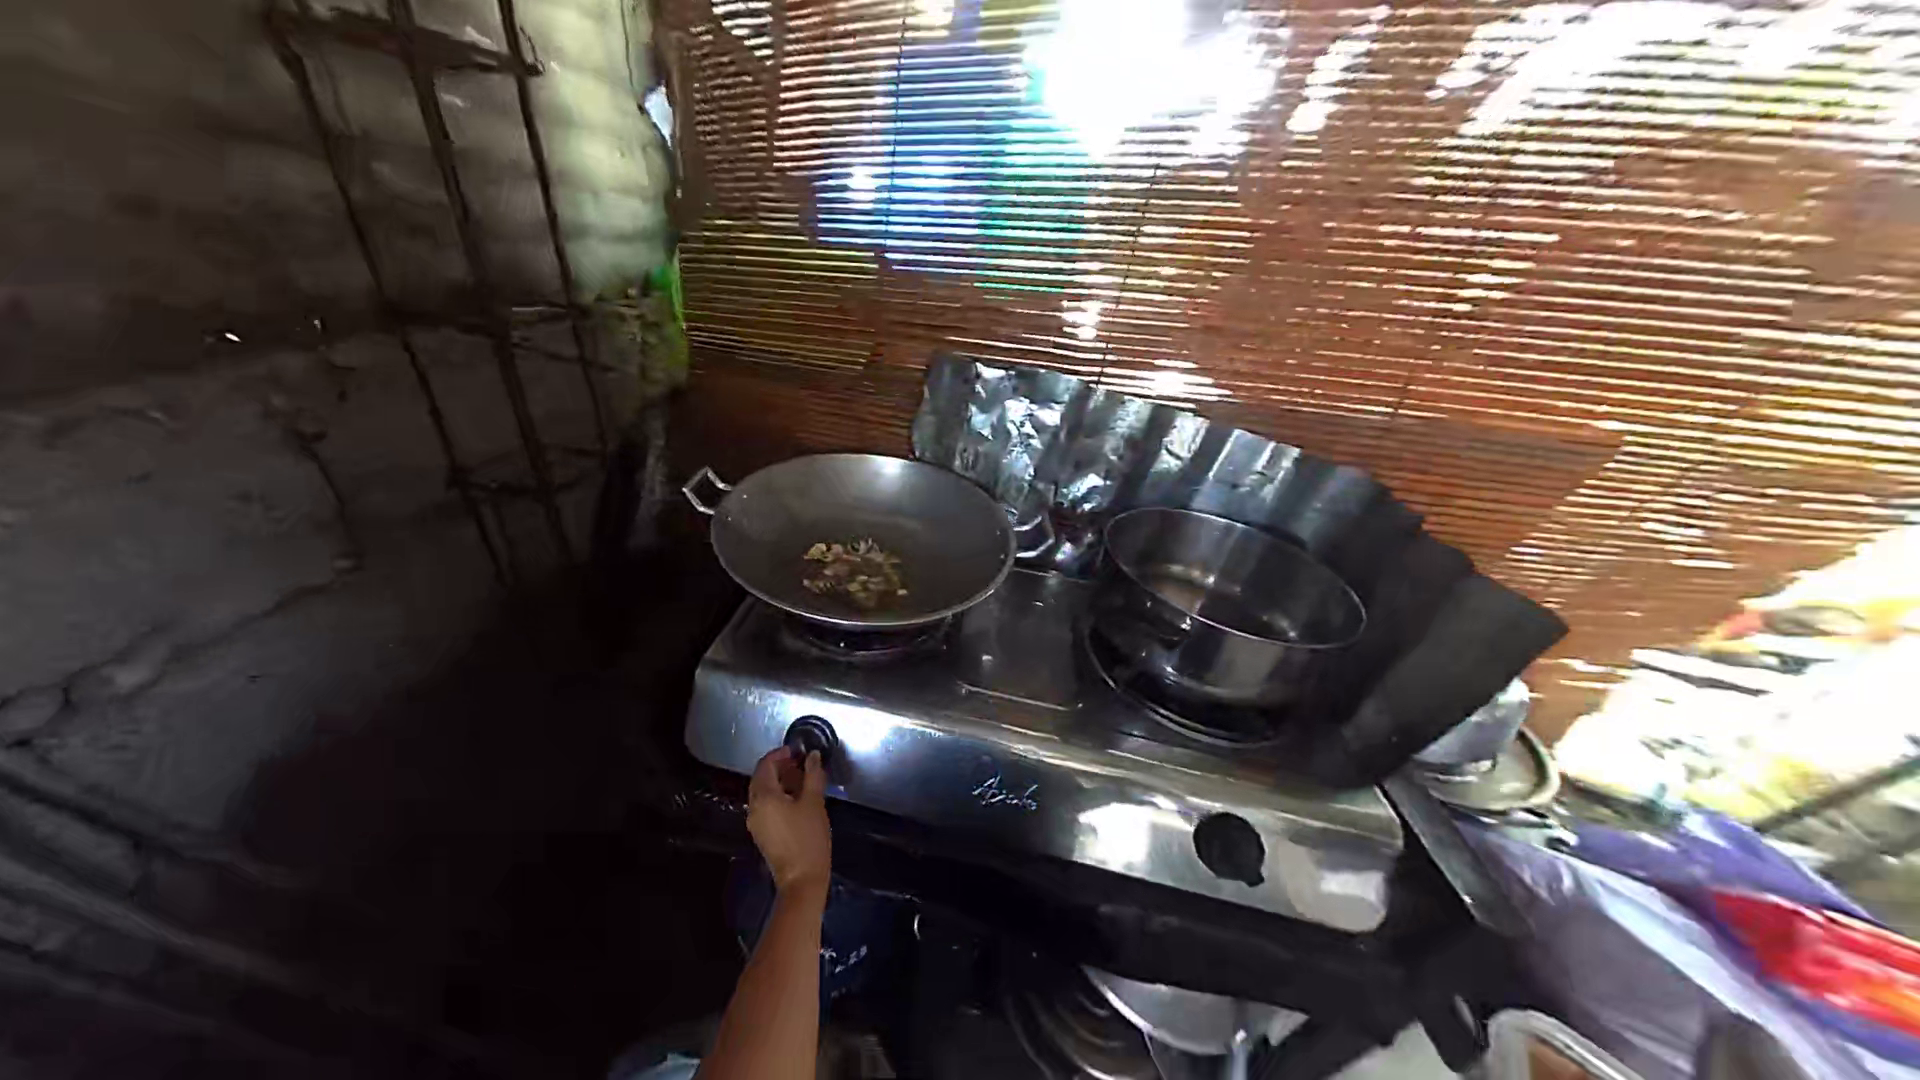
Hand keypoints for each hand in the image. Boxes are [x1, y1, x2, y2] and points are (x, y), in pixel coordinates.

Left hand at [747, 747, 830, 898]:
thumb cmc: (808, 838)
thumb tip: (812, 756)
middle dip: (779, 767)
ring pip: (763, 793)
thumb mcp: (814, 802)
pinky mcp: (762, 833)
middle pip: (761, 778)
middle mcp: (753, 807)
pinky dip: (778, 796)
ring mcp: (755, 822)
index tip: (797, 751)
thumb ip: (812, 775)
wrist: (801, 880)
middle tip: (802, 763)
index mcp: (763, 797)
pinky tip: (797, 799)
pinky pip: (765, 806)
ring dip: (779, 781)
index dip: (780, 754)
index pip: (765, 765)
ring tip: (803, 779)